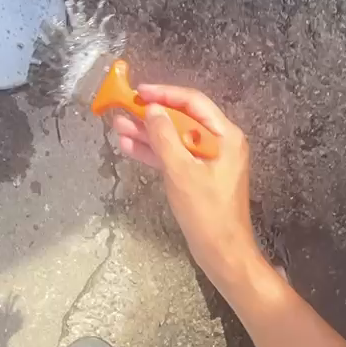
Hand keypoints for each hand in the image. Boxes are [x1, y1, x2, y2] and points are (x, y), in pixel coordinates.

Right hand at [108, 84, 262, 283]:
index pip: (193, 103)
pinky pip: (173, 156)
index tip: (140, 92)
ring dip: (147, 133)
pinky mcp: (197, 175)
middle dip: (151, 116)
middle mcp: (219, 142)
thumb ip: (165, 138)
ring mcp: (207, 159)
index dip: (165, 95)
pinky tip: (130, 147)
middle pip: (181, 119)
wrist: (222, 253)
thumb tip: (151, 110)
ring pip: (173, 138)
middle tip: (124, 109)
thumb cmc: (208, 213)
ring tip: (119, 127)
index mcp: (225, 135)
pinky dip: (153, 152)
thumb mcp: (182, 172)